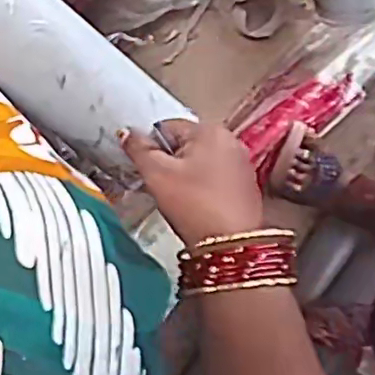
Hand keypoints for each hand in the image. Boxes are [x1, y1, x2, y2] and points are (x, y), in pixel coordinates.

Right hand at [123, 120, 268, 244]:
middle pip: (184, 143)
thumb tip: (126, 131)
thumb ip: (138, 148)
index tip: (150, 172)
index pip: (166, 127)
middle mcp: (230, 140)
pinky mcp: (247, 185)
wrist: (230, 246)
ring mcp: (242, 163)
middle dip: (169, 161)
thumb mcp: (156, 174)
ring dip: (185, 174)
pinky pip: (215, 176)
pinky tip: (197, 205)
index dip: (151, 148)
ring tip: (180, 198)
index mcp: (209, 130)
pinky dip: (202, 186)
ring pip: (199, 161)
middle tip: (163, 186)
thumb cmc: (192, 204)